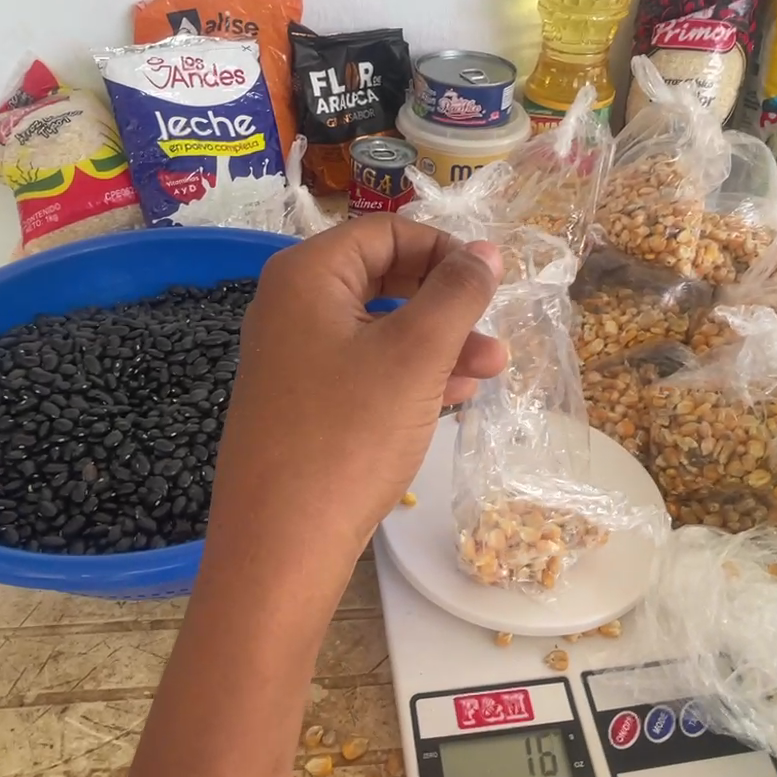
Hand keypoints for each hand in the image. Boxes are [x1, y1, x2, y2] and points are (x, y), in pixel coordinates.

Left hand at [203, 215, 505, 584]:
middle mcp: (292, 308)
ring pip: (380, 331)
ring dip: (439, 344)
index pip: (386, 232)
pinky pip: (365, 371)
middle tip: (494, 329)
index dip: (444, 249)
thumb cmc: (349, 434)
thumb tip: (485, 251)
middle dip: (446, 303)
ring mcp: (294, 360)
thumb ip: (457, 293)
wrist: (282, 544)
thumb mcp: (415, 355)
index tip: (490, 281)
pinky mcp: (303, 405)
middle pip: (384, 279)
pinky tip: (456, 394)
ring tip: (492, 369)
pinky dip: (411, 376)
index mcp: (306, 276)